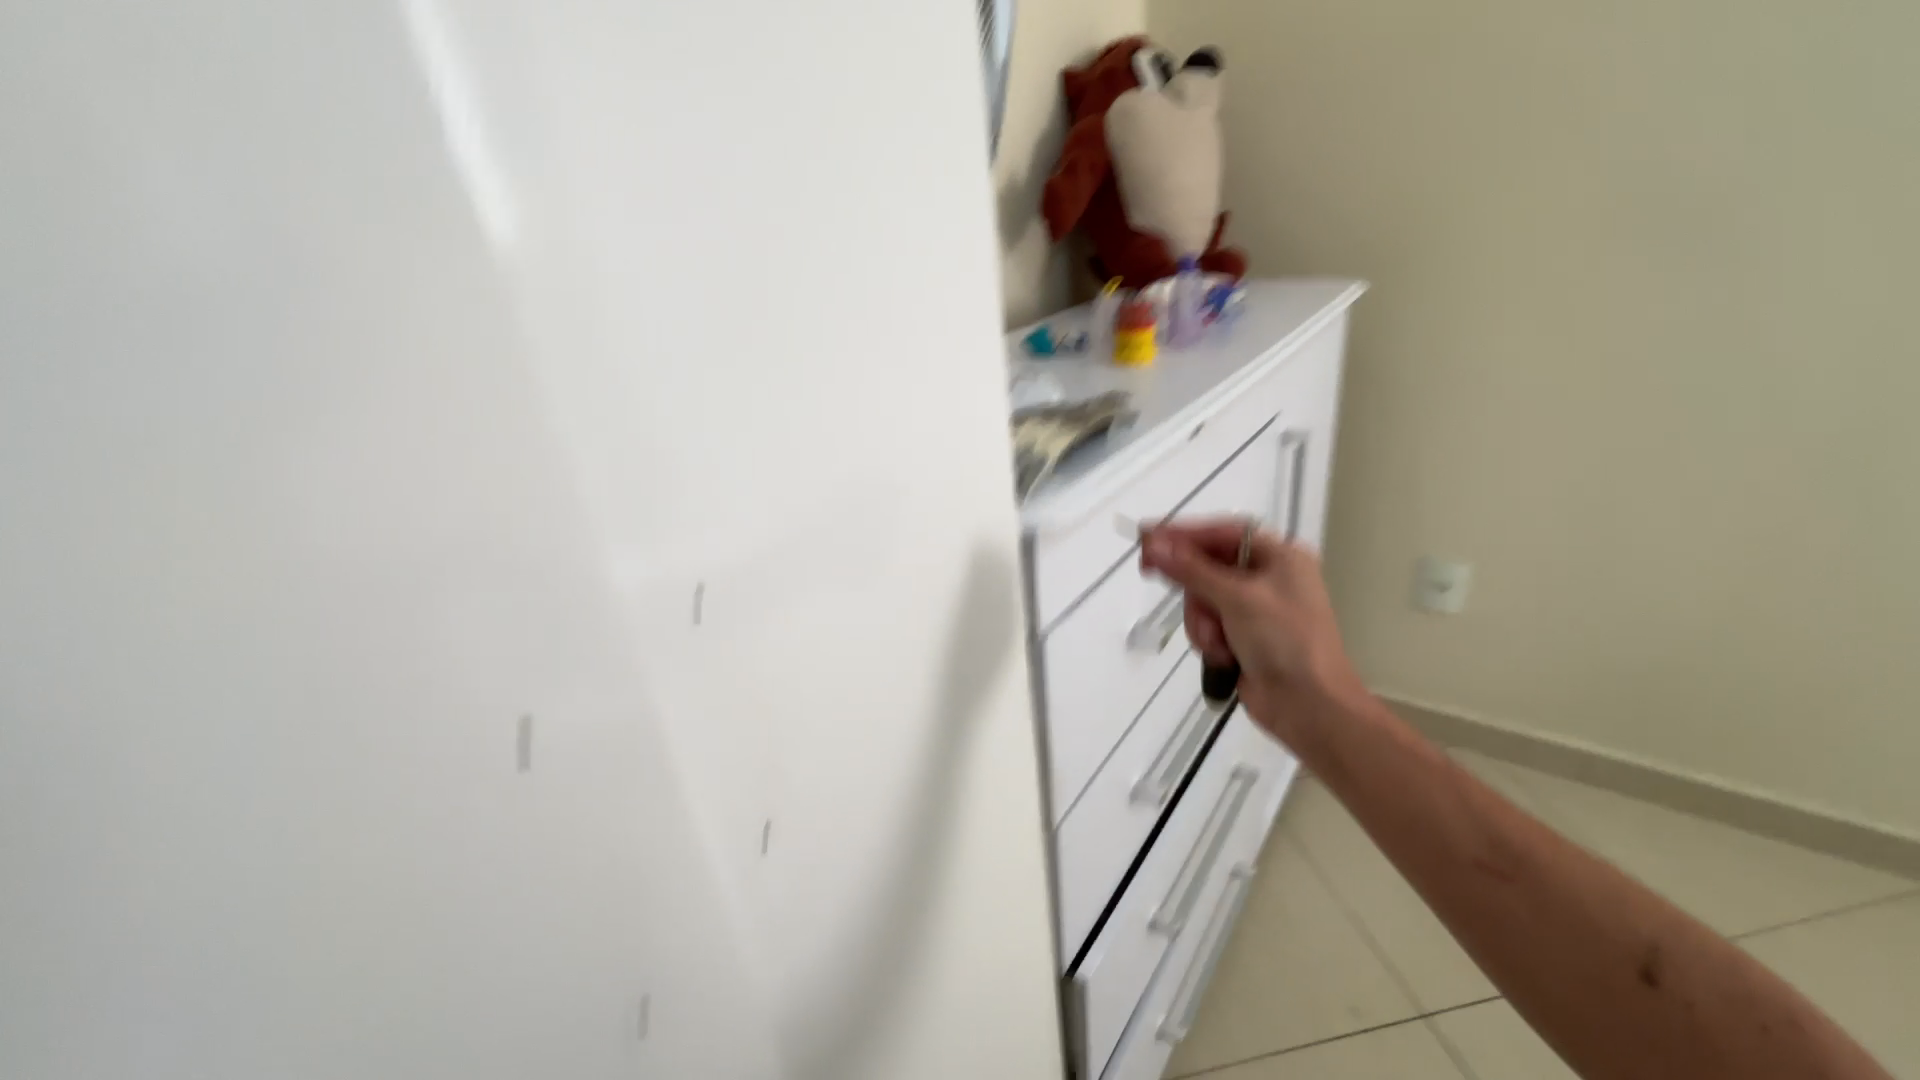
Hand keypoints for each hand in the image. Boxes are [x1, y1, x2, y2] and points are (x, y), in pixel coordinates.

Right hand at [1140, 520, 1362, 746]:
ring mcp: (1256, 609)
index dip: (1183, 534)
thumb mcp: (1237, 598)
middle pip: (1208, 566)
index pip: (1221, 533)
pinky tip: (1223, 655)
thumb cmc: (1284, 641)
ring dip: (1202, 621)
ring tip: (1217, 642)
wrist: (1309, 705)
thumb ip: (1191, 569)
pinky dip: (1209, 639)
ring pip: (1203, 599)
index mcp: (1280, 556)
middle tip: (1159, 581)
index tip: (1146, 538)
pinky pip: (1208, 625)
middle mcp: (1269, 577)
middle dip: (1195, 590)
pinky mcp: (1243, 637)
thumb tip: (1152, 542)